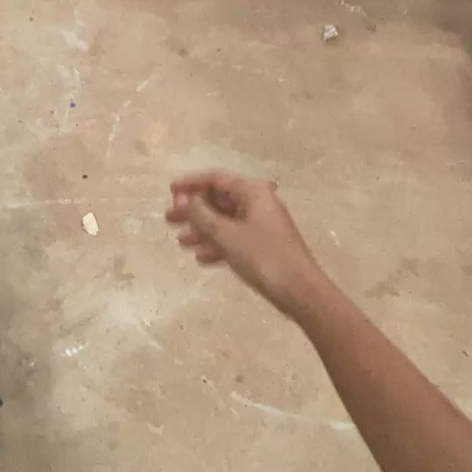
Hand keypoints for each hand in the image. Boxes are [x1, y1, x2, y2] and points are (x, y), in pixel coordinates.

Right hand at [166, 171, 326, 315]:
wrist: (301, 292)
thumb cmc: (263, 256)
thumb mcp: (226, 234)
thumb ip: (201, 215)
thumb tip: (184, 199)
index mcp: (253, 192)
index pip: (216, 179)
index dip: (190, 183)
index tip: (170, 192)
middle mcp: (258, 203)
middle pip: (219, 200)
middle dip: (193, 211)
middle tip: (169, 219)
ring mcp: (262, 225)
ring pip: (225, 221)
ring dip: (202, 230)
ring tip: (181, 243)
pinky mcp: (264, 245)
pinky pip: (235, 238)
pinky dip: (217, 245)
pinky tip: (201, 259)